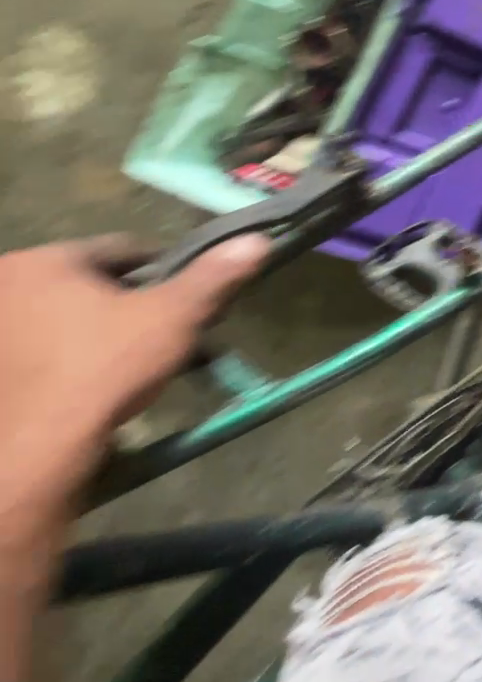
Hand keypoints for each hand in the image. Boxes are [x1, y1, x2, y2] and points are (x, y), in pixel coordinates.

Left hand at [0, 234, 268, 513]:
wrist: (40, 441)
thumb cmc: (107, 362)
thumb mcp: (176, 313)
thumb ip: (215, 275)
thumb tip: (257, 240)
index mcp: (39, 263)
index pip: (127, 249)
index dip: (174, 269)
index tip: (200, 295)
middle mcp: (4, 287)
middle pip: (101, 282)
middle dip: (148, 301)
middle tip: (184, 325)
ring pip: (80, 313)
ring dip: (123, 326)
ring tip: (161, 352)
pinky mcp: (3, 364)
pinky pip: (57, 342)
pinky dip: (91, 349)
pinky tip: (120, 372)